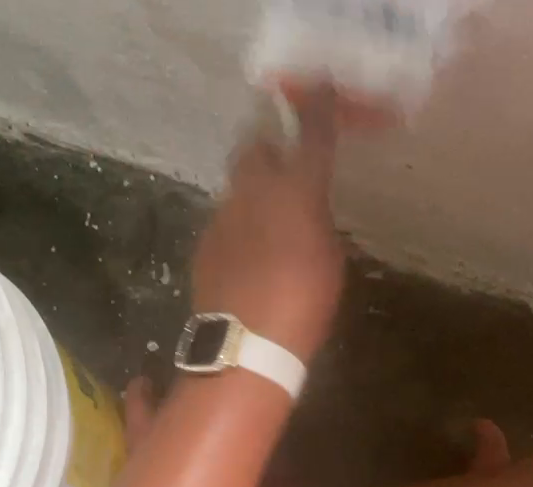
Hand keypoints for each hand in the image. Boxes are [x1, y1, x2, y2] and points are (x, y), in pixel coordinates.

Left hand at [192, 92, 345, 362]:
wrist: (244, 348)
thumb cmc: (302, 307)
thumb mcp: (329, 260)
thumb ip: (316, 221)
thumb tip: (305, 211)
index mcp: (295, 191)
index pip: (310, 135)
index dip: (317, 110)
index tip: (319, 92)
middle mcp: (252, 193)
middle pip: (253, 149)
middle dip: (268, 151)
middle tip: (283, 169)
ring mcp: (221, 219)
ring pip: (235, 189)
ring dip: (251, 196)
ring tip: (266, 226)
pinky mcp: (202, 247)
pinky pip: (222, 224)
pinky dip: (236, 229)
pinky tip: (246, 257)